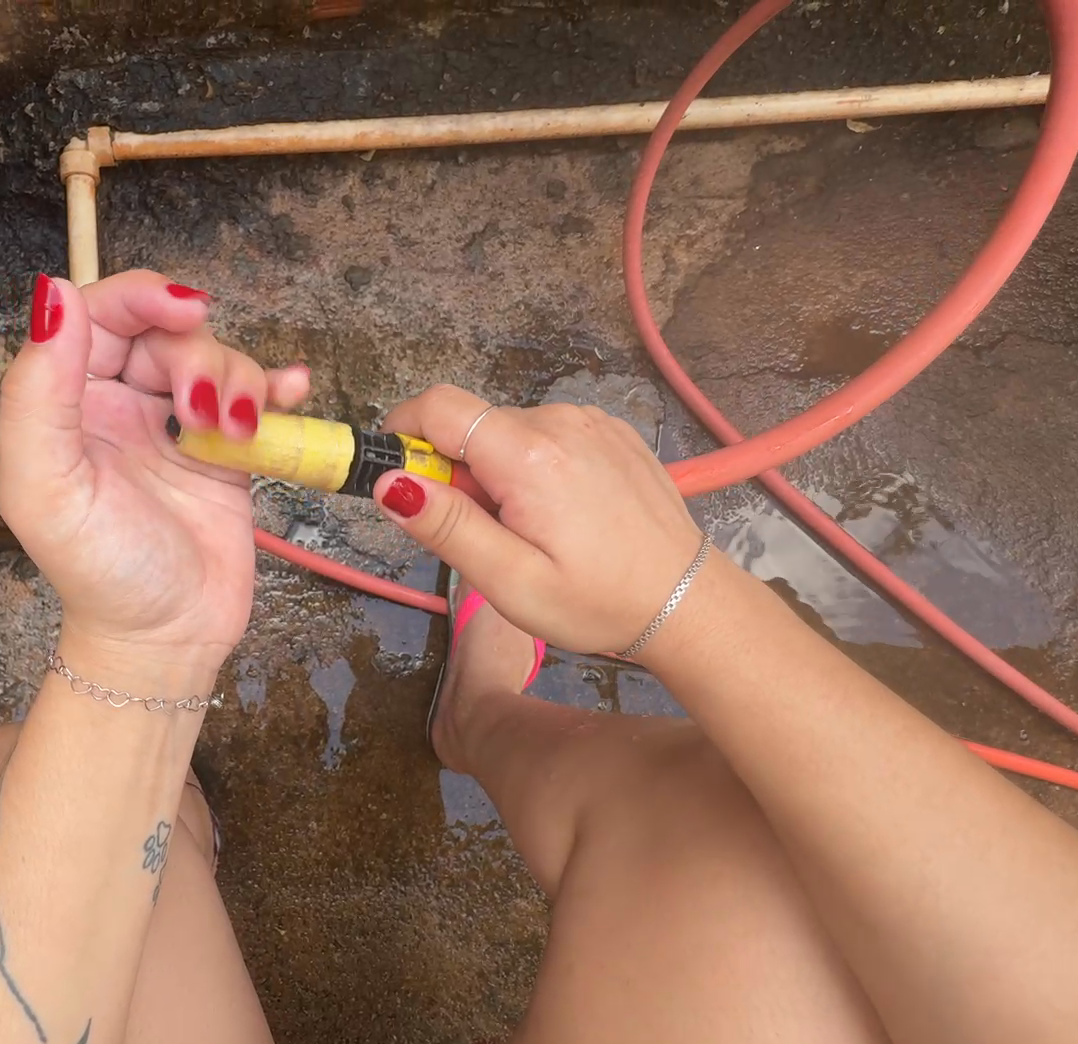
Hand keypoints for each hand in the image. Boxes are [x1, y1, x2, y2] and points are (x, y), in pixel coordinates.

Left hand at [0, 271, 310, 683]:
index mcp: (70, 404)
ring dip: (239, 383)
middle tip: (204, 415)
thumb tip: (53, 295)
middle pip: (168, 335)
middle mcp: (122, 405)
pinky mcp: (226, 452)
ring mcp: (178, 427)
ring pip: (217, 362)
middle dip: (198, 359)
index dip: (141, 297)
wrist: (167, 637)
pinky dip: (278, 389)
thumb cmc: (102, 572)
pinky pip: (256, 400)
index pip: (101, 317)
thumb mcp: (48, 487)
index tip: (187, 311)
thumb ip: (38, 393)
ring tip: (237, 436)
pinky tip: (293, 391)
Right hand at [369, 385, 705, 656]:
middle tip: (481, 532)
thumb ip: (446, 526)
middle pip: (469, 423)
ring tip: (525, 528)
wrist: (688, 603)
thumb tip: (388, 482)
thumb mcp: (508, 580)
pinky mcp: (607, 430)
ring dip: (490, 471)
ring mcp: (589, 420)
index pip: (437, 407)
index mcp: (529, 455)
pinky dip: (527, 465)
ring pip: (503, 431)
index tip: (402, 482)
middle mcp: (559, 420)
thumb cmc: (594, 602)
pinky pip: (541, 434)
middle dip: (452, 470)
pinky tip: (557, 511)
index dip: (402, 434)